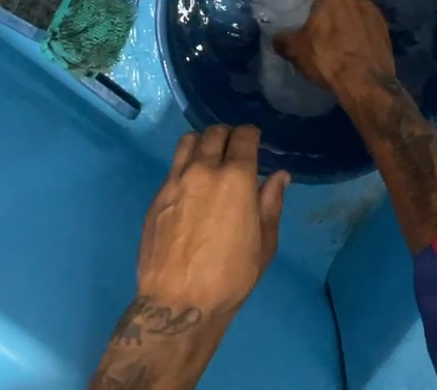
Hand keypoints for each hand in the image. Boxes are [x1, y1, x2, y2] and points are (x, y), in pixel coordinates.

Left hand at [134, 125, 289, 315]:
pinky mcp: (157, 196)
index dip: (251, 134)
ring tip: (208, 157)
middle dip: (227, 135)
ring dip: (202, 142)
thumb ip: (271, 203)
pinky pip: (173, 167)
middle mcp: (204, 169)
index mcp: (236, 178)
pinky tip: (191, 186)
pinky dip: (185, 165)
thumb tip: (279, 176)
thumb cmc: (230, 277)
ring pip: (188, 141)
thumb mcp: (264, 243)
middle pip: (214, 132)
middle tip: (233, 149)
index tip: (254, 140)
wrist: (179, 303)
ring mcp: (176, 180)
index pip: (243, 136)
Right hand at [276, 0, 394, 95]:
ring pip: (359, 8)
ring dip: (350, 15)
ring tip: (338, 31)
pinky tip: (352, 44)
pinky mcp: (386, 33)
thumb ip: (284, 40)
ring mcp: (376, 15)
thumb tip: (276, 38)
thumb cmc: (328, 58)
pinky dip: (360, 30)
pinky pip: (368, 25)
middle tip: (325, 9)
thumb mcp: (297, 50)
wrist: (366, 84)